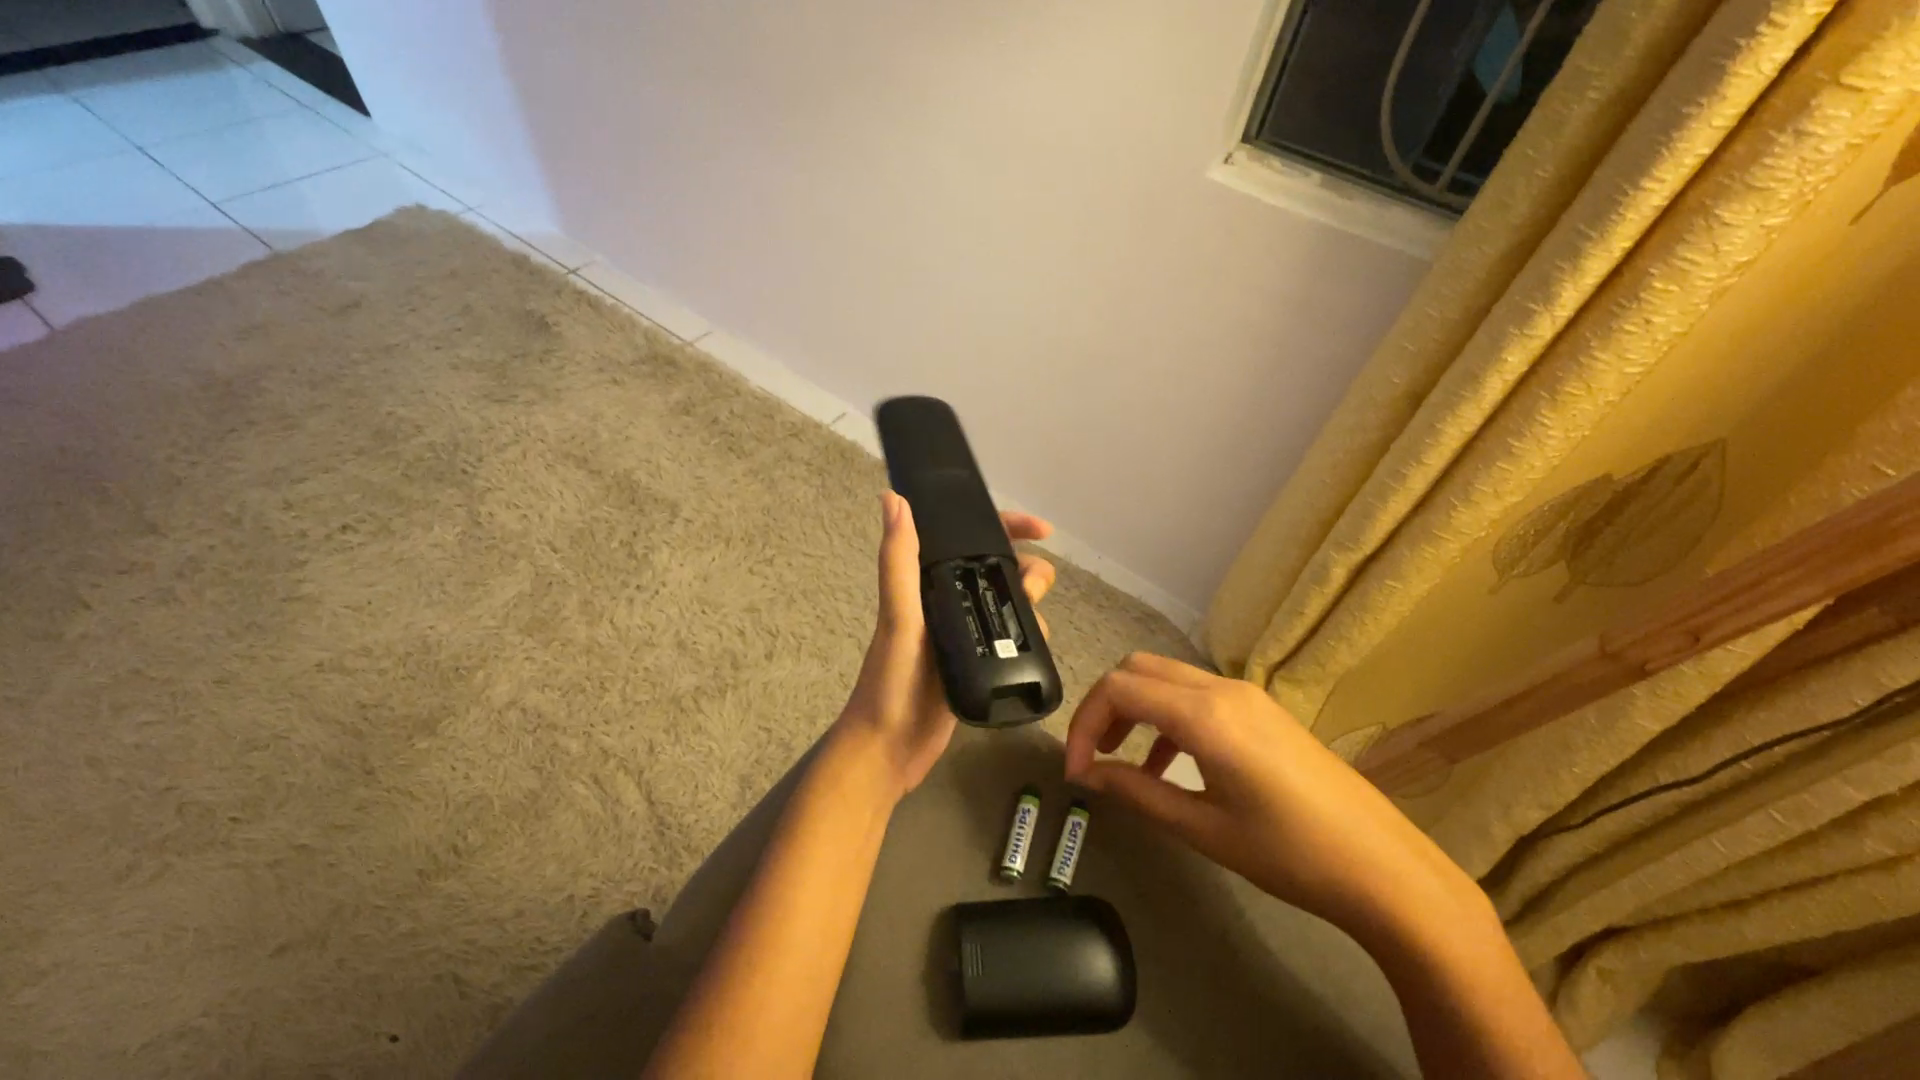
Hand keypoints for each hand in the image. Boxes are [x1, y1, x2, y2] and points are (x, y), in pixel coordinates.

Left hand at [835, 491, 1055, 798]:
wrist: (887, 751)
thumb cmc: (889, 683)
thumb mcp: (898, 619)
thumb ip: (899, 562)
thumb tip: (894, 497)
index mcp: (925, 584)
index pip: (969, 540)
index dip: (1007, 527)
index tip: (1043, 530)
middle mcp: (945, 603)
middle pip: (999, 570)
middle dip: (1028, 570)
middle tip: (1034, 591)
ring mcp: (963, 636)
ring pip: (1010, 605)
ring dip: (1031, 607)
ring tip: (1034, 630)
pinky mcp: (976, 666)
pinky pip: (1011, 640)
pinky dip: (1029, 639)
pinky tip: (1037, 653)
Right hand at [1062, 653, 1483, 932]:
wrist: (1380, 865)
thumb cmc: (1289, 853)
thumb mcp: (1203, 829)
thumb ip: (1138, 794)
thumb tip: (1090, 774)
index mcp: (1205, 715)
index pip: (1119, 689)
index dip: (1083, 725)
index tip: (1076, 772)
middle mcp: (1222, 690)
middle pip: (1138, 670)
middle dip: (1103, 708)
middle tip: (1091, 759)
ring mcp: (1246, 696)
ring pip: (1166, 678)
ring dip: (1134, 709)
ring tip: (1120, 763)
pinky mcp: (1262, 711)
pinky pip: (1196, 695)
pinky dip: (1165, 717)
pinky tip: (1165, 766)